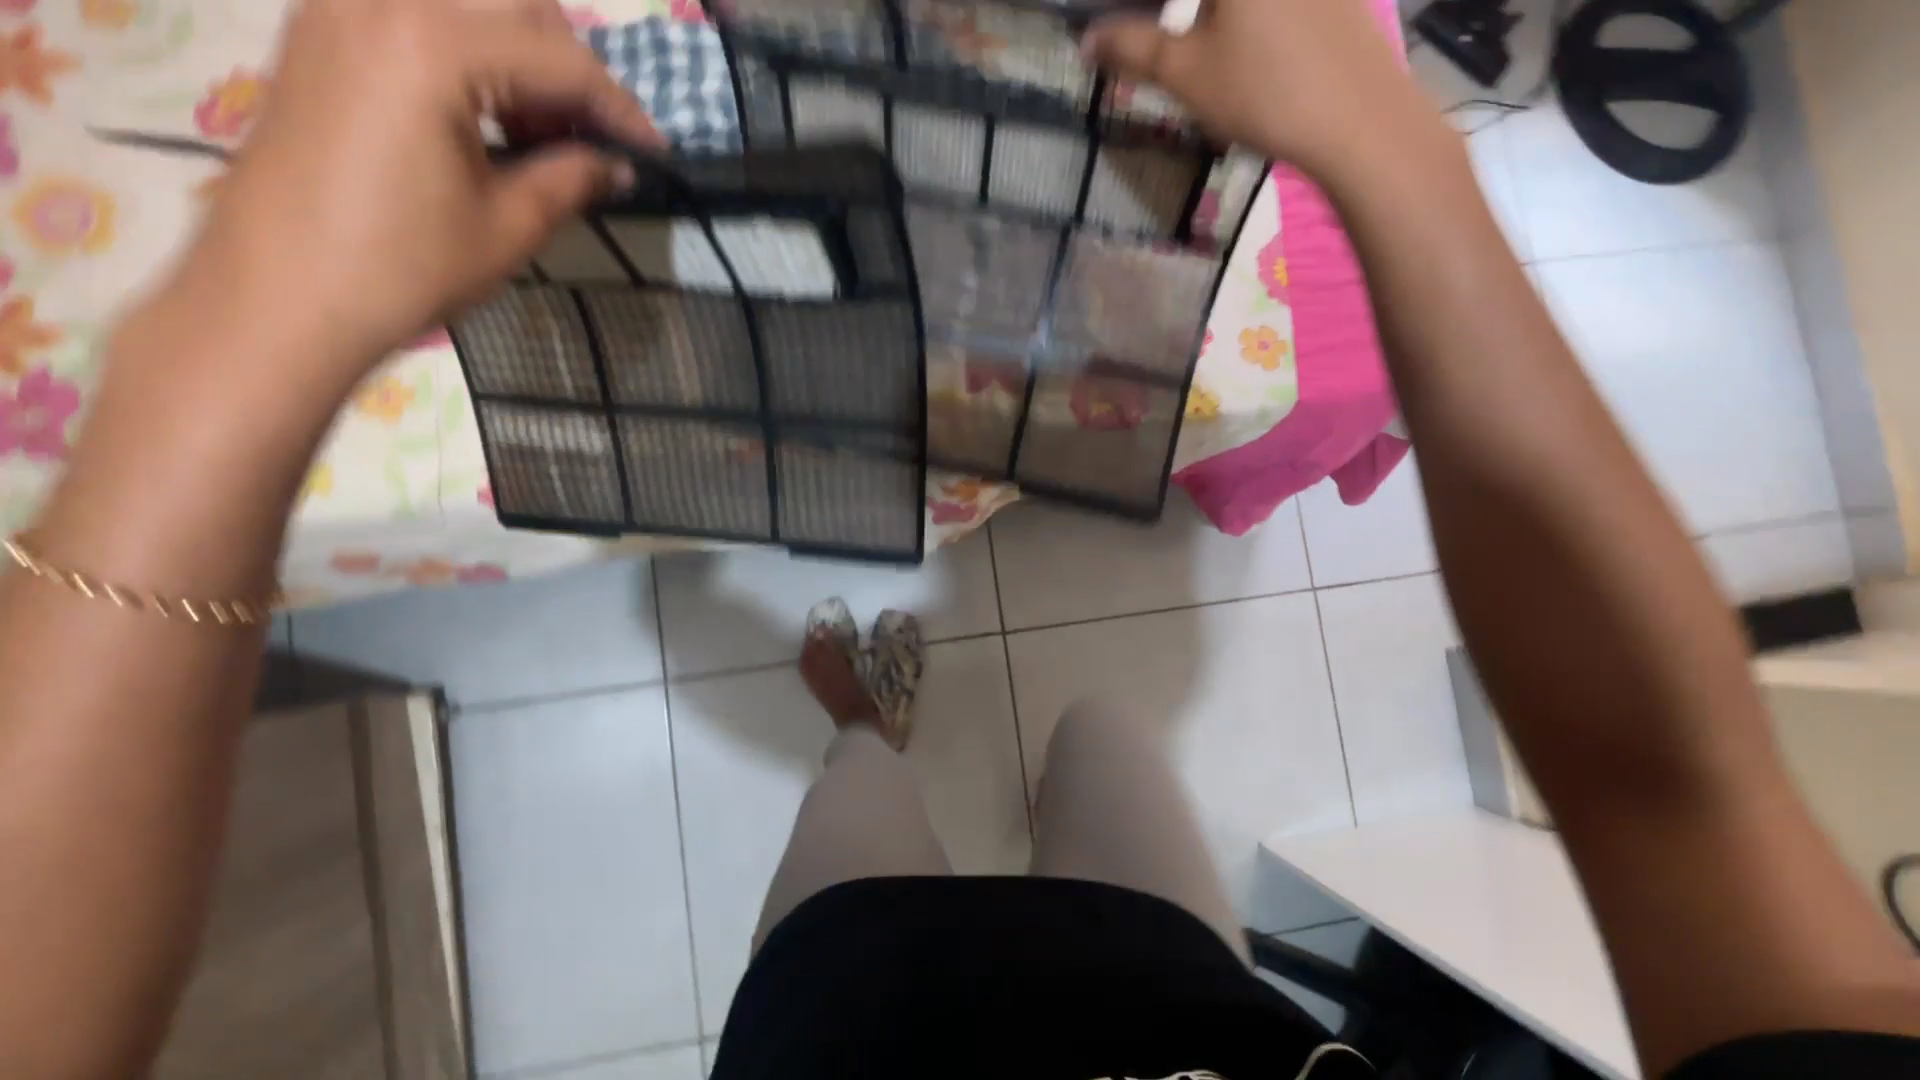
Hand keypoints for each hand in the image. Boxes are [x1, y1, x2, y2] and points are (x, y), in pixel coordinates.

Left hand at [177, 0, 661, 394]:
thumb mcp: (507, 227)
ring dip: (519, 52)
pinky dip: (467, 49)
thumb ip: (572, 178)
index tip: (654, 150)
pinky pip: (415, 13)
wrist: (276, 298)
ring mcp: (340, 8)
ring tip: (541, 128)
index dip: (619, 106)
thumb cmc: (400, 268)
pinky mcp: (319, 32)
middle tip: (594, 135)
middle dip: (570, 65)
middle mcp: (382, 0)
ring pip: (465, 2)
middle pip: (515, 4)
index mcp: (431, 45)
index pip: (558, 58)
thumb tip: (619, 165)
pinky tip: (485, 110)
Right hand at [1081, 0, 1441, 178]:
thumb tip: (1087, 40)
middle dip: (1169, 12)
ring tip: (1186, 41)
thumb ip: (1131, 47)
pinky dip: (1247, 17)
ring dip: (1206, 17)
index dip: (1140, 9)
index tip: (1123, 25)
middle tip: (1143, 33)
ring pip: (1236, 2)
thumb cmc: (1264, 91)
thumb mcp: (1186, 72)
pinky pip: (1273, 4)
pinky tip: (1242, 46)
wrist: (1361, 120)